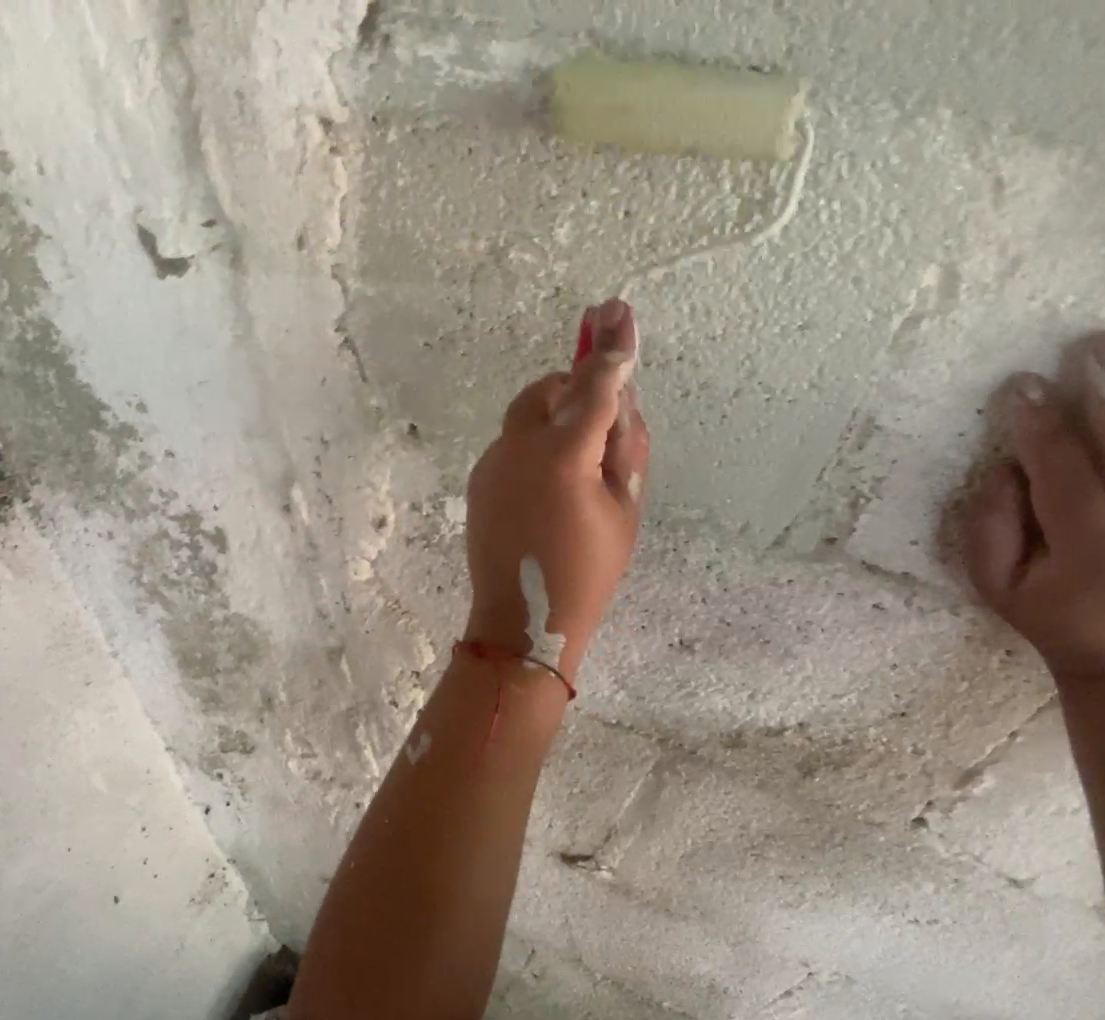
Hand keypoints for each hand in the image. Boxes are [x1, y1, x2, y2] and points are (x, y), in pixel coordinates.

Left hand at [464, 299, 649, 679]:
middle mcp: (519, 447)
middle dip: (576, 390)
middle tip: (603, 420)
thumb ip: (624, 445)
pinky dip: (535, 445)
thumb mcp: (624, 509)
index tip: (618, 312)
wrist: (523, 622)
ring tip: (579, 461)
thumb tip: (621, 399)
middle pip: (548, 390)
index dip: (610, 351)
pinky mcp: (479, 480)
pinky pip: (512, 444)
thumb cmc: (587, 571)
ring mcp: (492, 463)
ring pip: (526, 415)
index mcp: (562, 453)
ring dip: (555, 418)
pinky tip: (551, 487)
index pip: (593, 387)